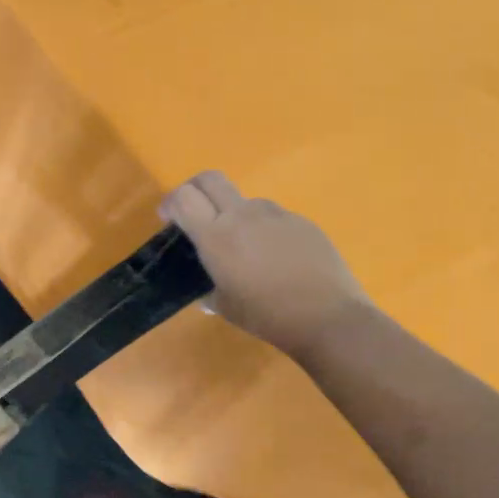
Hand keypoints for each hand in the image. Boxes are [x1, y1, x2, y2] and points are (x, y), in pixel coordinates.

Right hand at [160, 171, 372, 355]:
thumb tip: (207, 285)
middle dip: (195, 189)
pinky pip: (274, 216)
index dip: (170, 203)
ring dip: (234, 213)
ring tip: (243, 245)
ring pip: (245, 200)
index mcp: (215, 235)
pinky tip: (276, 258)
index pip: (183, 197)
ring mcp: (276, 216)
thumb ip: (207, 284)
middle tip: (194, 212)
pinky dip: (264, 229)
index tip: (170, 221)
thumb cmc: (266, 314)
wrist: (328, 318)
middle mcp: (243, 216)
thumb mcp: (222, 303)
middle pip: (210, 179)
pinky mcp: (303, 223)